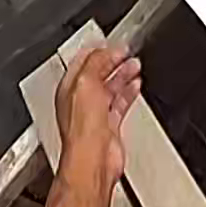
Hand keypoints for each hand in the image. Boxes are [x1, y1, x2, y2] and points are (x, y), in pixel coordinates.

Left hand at [55, 45, 141, 183]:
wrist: (93, 163)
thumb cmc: (82, 130)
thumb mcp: (87, 82)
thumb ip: (96, 63)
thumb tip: (106, 51)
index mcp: (69, 87)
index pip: (84, 61)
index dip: (99, 50)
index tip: (112, 43)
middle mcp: (80, 100)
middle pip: (98, 73)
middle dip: (112, 60)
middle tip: (126, 51)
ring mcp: (95, 115)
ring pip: (111, 87)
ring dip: (123, 74)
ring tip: (135, 63)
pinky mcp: (109, 128)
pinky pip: (120, 103)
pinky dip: (129, 92)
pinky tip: (136, 84)